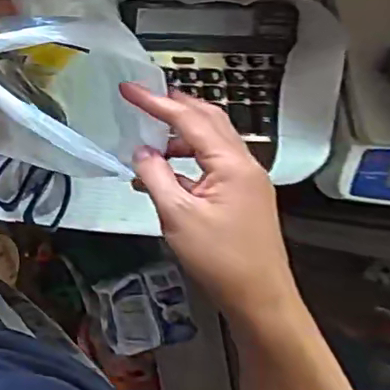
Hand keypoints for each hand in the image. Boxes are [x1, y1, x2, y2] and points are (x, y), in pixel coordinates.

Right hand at [119, 82, 300, 329]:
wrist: (261, 299)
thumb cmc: (220, 259)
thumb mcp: (177, 216)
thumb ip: (155, 175)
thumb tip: (141, 151)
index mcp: (231, 164)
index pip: (189, 120)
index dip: (156, 102)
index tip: (129, 89)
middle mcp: (244, 164)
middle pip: (209, 119)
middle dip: (175, 105)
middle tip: (143, 98)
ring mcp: (246, 180)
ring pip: (211, 139)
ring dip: (179, 132)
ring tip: (148, 138)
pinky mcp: (242, 195)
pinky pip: (212, 161)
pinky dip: (186, 156)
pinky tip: (163, 170)